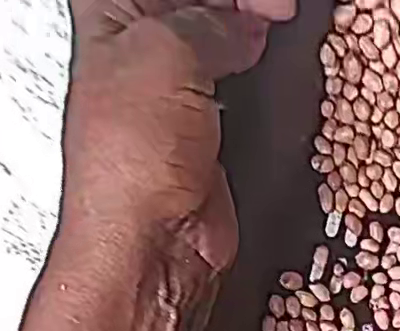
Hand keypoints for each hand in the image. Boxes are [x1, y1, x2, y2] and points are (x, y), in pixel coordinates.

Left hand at [61, 0, 295, 271]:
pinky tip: (281, 72)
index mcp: (112, 9)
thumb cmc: (134, 152)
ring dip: (256, 34)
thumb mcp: (165, 55)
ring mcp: (184, 92)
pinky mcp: (217, 133)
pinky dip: (265, 78)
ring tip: (287, 30)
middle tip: (281, 9)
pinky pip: (244, 90)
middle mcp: (146, 45)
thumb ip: (210, 26)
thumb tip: (248, 23)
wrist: (160, 237)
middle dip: (243, 2)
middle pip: (199, 3)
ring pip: (224, 40)